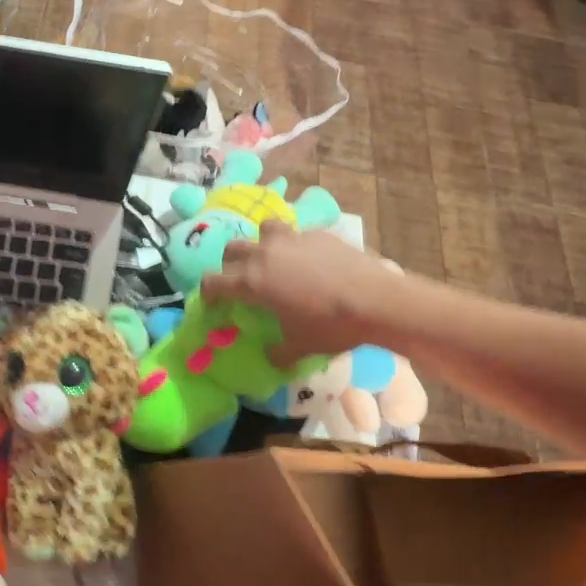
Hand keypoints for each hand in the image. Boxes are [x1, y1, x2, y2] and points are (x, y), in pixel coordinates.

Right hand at [201, 222, 407, 366]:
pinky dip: (297, 246)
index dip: (208, 292)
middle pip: (233, 249)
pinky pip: (298, 234)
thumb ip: (279, 352)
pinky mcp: (318, 233)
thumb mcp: (301, 346)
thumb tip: (271, 355)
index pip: (214, 282)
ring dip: (262, 242)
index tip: (212, 302)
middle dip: (231, 264)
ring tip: (275, 258)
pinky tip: (312, 261)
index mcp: (252, 282)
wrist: (377, 300)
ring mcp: (292, 239)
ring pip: (264, 229)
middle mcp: (265, 254)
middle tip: (242, 280)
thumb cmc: (331, 326)